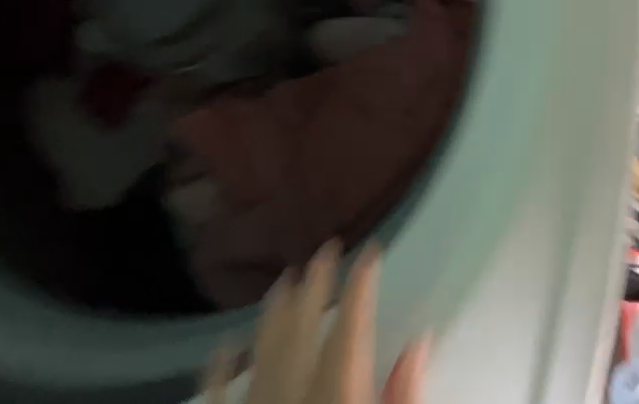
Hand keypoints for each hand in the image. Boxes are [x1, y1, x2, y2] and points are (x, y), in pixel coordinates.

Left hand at [202, 242, 428, 403]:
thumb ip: (405, 395)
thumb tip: (418, 344)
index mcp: (339, 395)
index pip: (351, 328)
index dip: (360, 286)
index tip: (370, 252)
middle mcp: (295, 397)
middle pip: (303, 332)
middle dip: (315, 286)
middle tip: (325, 249)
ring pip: (263, 355)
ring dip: (274, 316)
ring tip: (283, 280)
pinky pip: (221, 396)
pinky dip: (221, 369)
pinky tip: (223, 347)